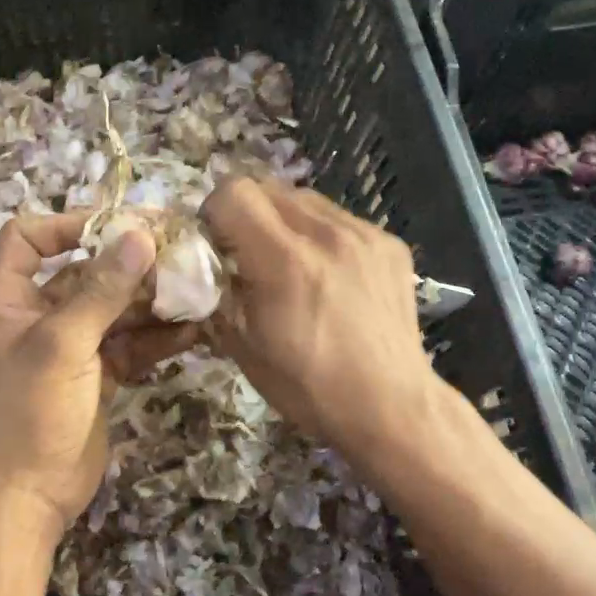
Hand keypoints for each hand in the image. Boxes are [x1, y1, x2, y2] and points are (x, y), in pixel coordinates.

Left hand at [0, 213, 195, 525]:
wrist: (24, 499)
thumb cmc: (28, 411)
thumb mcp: (62, 344)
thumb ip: (101, 290)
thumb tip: (139, 236)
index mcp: (9, 299)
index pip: (27, 239)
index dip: (65, 224)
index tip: (115, 227)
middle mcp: (37, 316)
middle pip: (83, 273)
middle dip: (127, 265)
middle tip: (178, 254)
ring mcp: (69, 348)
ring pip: (112, 310)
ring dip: (149, 301)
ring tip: (193, 291)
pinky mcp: (96, 377)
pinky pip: (128, 345)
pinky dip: (156, 337)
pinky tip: (192, 330)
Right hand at [202, 179, 438, 446]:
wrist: (392, 407)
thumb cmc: (309, 387)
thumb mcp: (244, 347)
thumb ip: (218, 294)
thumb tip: (203, 267)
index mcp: (284, 261)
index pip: (233, 193)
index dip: (214, 214)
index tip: (216, 245)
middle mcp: (326, 234)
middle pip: (267, 187)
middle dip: (246, 214)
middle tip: (247, 254)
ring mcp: (364, 235)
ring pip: (305, 199)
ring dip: (285, 221)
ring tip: (290, 263)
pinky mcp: (389, 244)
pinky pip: (340, 219)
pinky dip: (321, 236)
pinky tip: (328, 275)